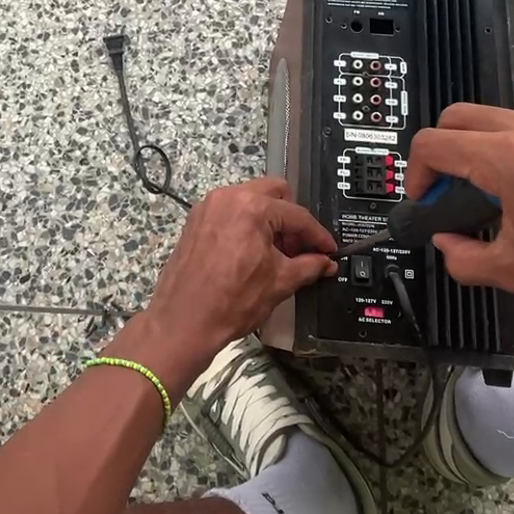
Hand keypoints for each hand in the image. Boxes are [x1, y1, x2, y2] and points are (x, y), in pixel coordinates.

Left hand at [139, 178, 336, 369]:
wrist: (183, 321)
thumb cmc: (232, 301)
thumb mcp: (279, 283)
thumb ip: (308, 266)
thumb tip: (325, 262)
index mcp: (252, 207)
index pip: (297, 215)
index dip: (318, 235)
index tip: (329, 250)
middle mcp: (228, 197)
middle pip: (273, 193)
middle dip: (291, 218)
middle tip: (300, 247)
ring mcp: (209, 206)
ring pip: (250, 199)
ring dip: (269, 219)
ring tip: (277, 252)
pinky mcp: (195, 219)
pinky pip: (230, 210)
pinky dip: (246, 223)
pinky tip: (252, 251)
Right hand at [406, 106, 513, 330]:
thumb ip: (466, 258)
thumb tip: (450, 247)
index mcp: (509, 156)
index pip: (434, 143)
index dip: (416, 174)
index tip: (424, 200)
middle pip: (461, 118)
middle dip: (444, 152)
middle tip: (450, 196)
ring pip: (501, 121)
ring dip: (482, 151)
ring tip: (498, 203)